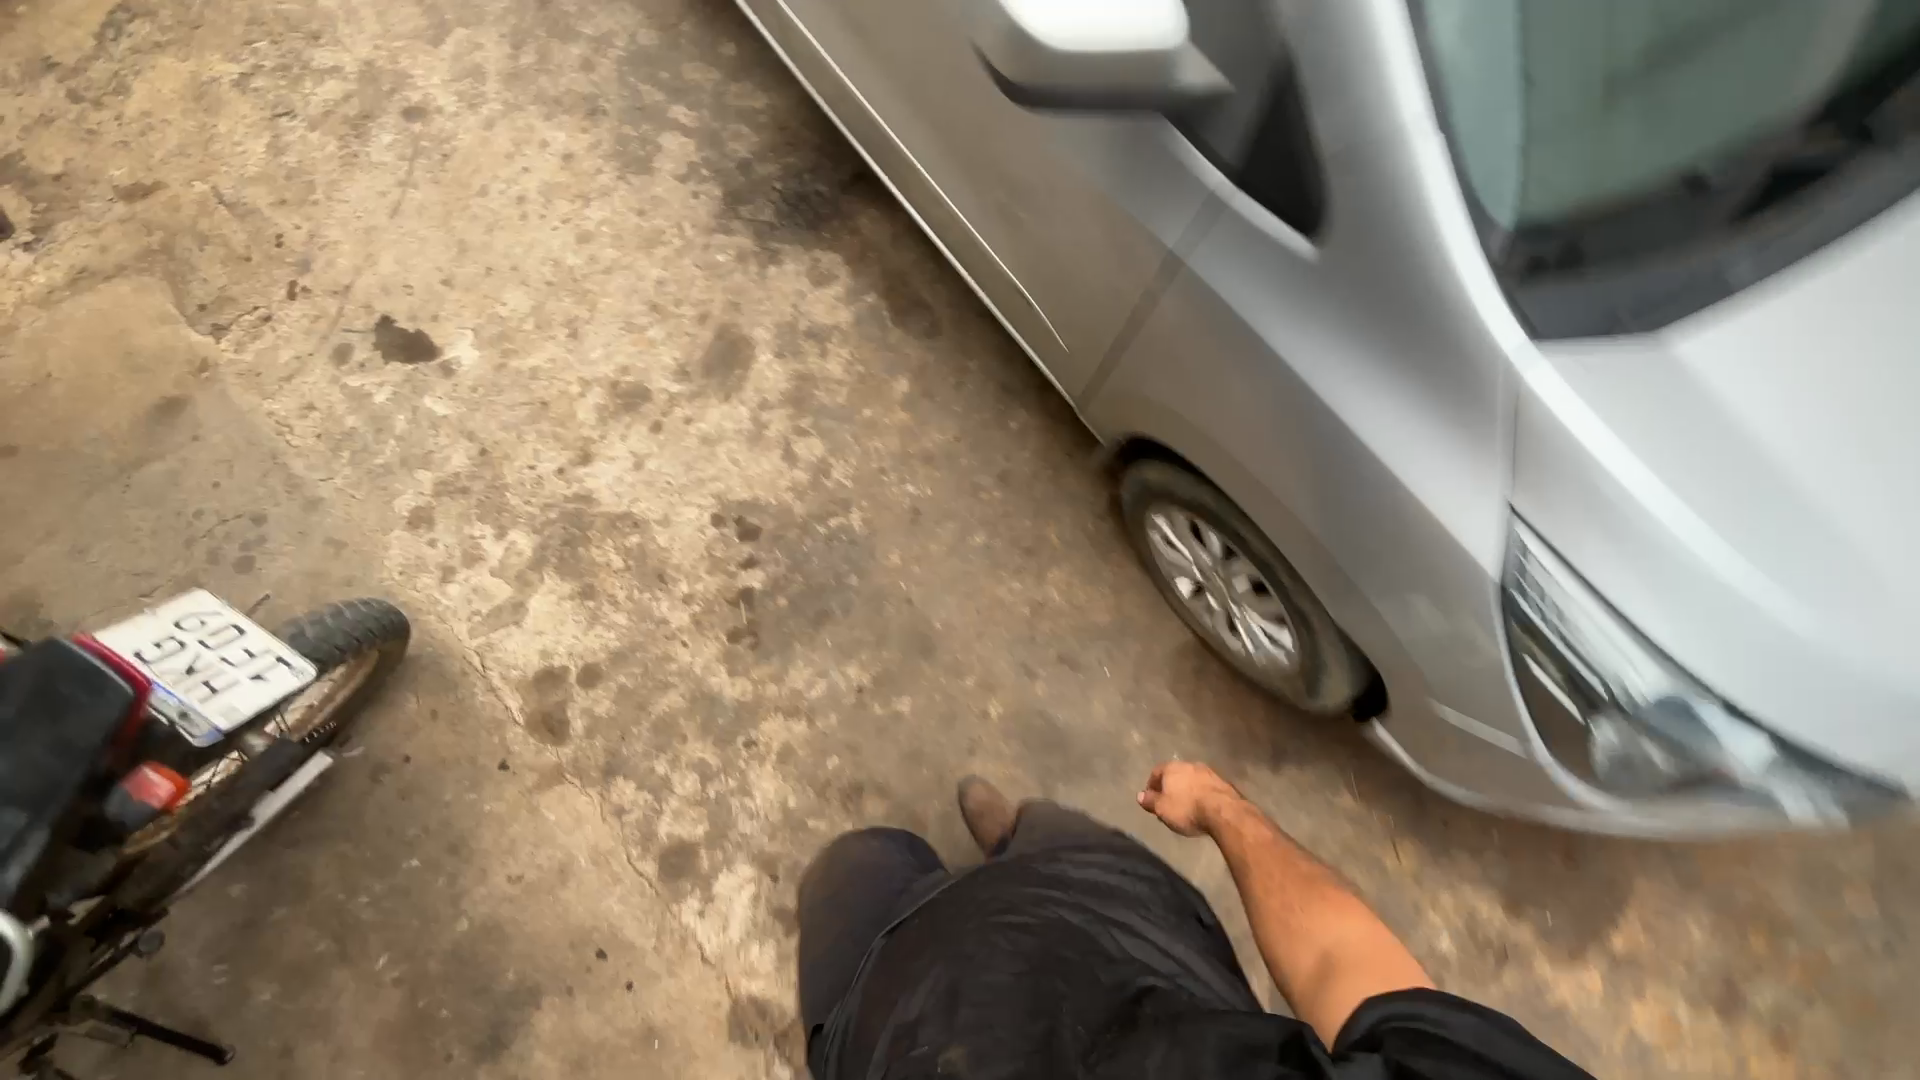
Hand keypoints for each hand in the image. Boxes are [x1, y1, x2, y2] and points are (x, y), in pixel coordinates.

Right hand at [1138, 761, 1244, 836]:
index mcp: (1171, 767)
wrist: (1224, 811)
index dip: (1152, 786)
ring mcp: (1208, 772)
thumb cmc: (1187, 809)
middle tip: (1169, 804)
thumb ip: (1150, 801)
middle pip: (1175, 774)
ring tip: (1188, 807)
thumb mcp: (1162, 809)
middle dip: (1171, 788)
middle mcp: (1189, 764)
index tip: (1152, 799)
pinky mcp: (1223, 782)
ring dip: (1188, 790)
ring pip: (1192, 779)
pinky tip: (1203, 808)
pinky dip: (1202, 795)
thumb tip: (1140, 795)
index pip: (1156, 772)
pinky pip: (1207, 787)